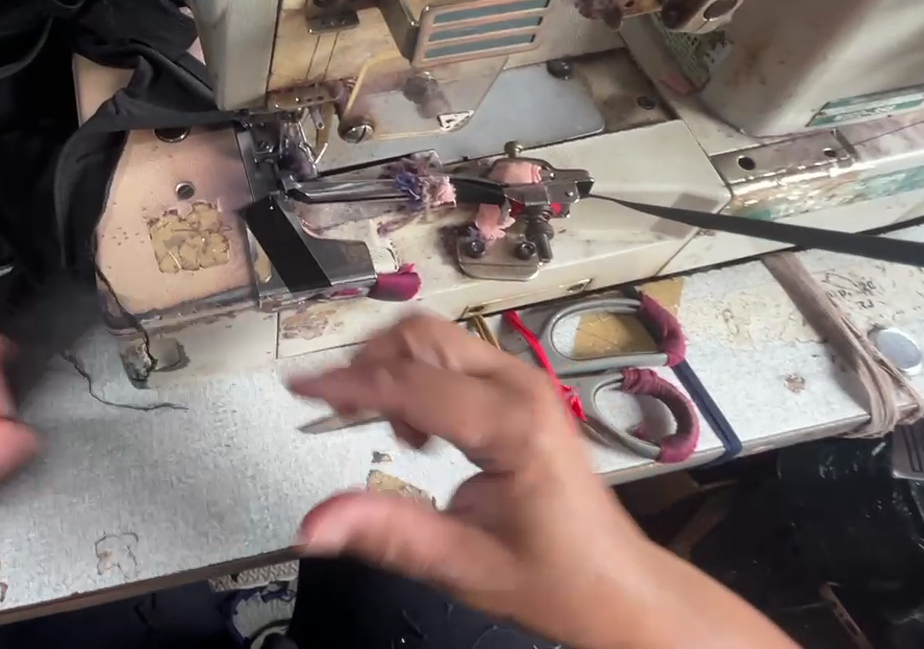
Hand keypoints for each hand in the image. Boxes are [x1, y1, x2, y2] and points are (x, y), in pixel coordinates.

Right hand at [287, 314, 794, 648]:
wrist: (624, 586)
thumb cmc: (555, 581)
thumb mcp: (466, 568)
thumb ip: (387, 534)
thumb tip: (310, 525)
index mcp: (511, 426)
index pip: (410, 384)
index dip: (347, 384)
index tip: (299, 387)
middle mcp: (517, 384)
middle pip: (421, 336)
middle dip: (370, 364)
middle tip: (341, 413)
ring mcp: (520, 378)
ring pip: (432, 336)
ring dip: (392, 368)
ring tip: (390, 431)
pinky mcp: (516, 384)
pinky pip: (448, 354)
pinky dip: (415, 376)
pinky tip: (420, 429)